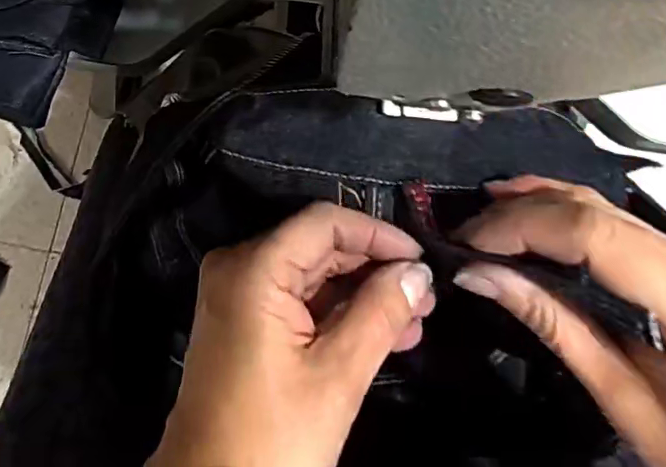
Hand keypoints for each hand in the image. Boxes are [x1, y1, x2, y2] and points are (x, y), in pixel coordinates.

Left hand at [148, 202, 437, 466]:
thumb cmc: (270, 442)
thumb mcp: (335, 378)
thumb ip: (380, 314)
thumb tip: (419, 272)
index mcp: (254, 268)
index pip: (324, 223)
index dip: (376, 233)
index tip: (421, 256)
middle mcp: (240, 266)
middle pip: (319, 247)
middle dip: (375, 267)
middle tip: (425, 292)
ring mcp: (239, 294)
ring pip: (313, 274)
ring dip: (364, 293)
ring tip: (416, 316)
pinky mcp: (244, 321)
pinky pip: (299, 300)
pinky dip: (339, 313)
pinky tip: (385, 331)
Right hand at [453, 177, 665, 466]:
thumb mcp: (631, 411)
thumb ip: (556, 328)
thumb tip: (482, 275)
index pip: (598, 236)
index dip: (525, 224)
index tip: (472, 238)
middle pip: (605, 213)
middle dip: (528, 212)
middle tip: (472, 227)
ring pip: (616, 211)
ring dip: (548, 207)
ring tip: (493, 212)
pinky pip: (634, 229)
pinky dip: (580, 222)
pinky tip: (544, 217)